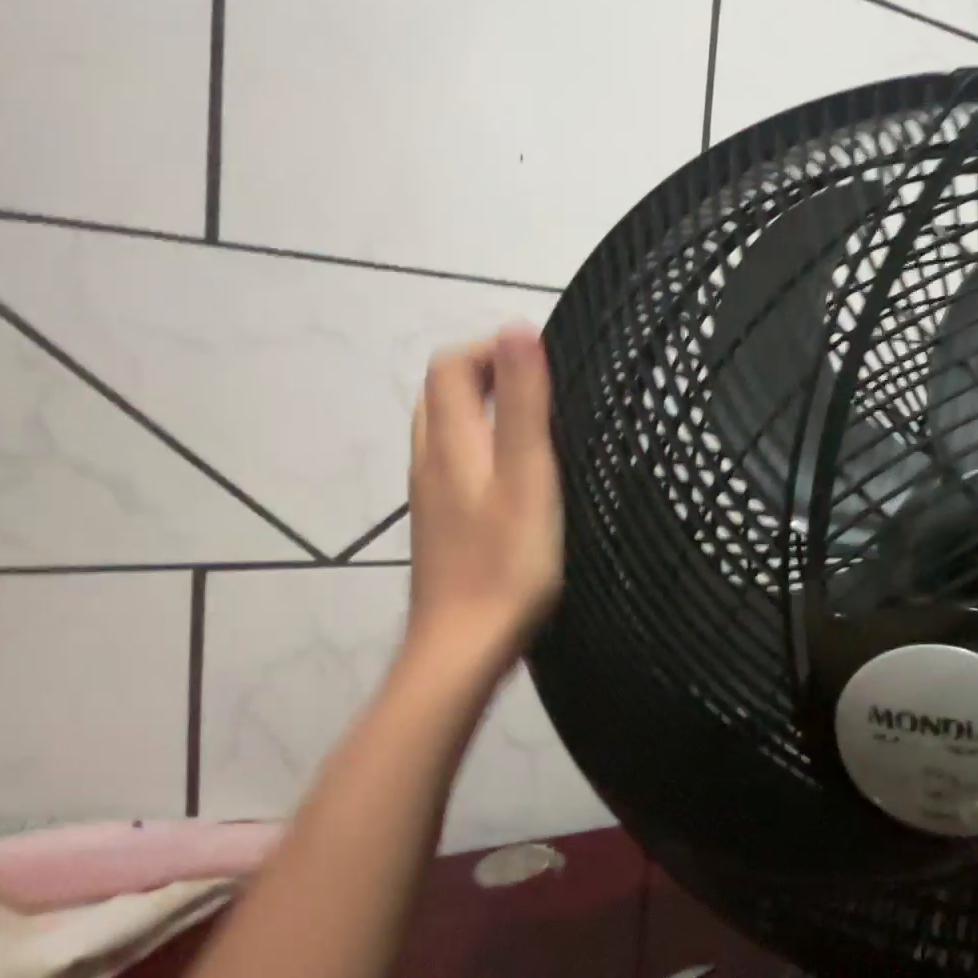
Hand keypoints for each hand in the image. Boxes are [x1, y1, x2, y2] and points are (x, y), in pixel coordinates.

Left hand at [405, 325, 561, 675]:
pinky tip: (522, 479)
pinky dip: (485, 448)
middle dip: (488, 375)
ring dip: (486, 411)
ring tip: (541, 427)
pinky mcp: (444, 526)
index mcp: (450, 443)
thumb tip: (516, 329)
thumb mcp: (527, 476)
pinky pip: (456, 465)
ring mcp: (432, 498)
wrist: (463, 647)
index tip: (547, 364)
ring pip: (448, 433)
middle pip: (443, 396)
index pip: (451, 367)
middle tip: (547, 389)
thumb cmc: (507, 561)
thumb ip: (524, 404)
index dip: (492, 350)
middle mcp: (431, 462)